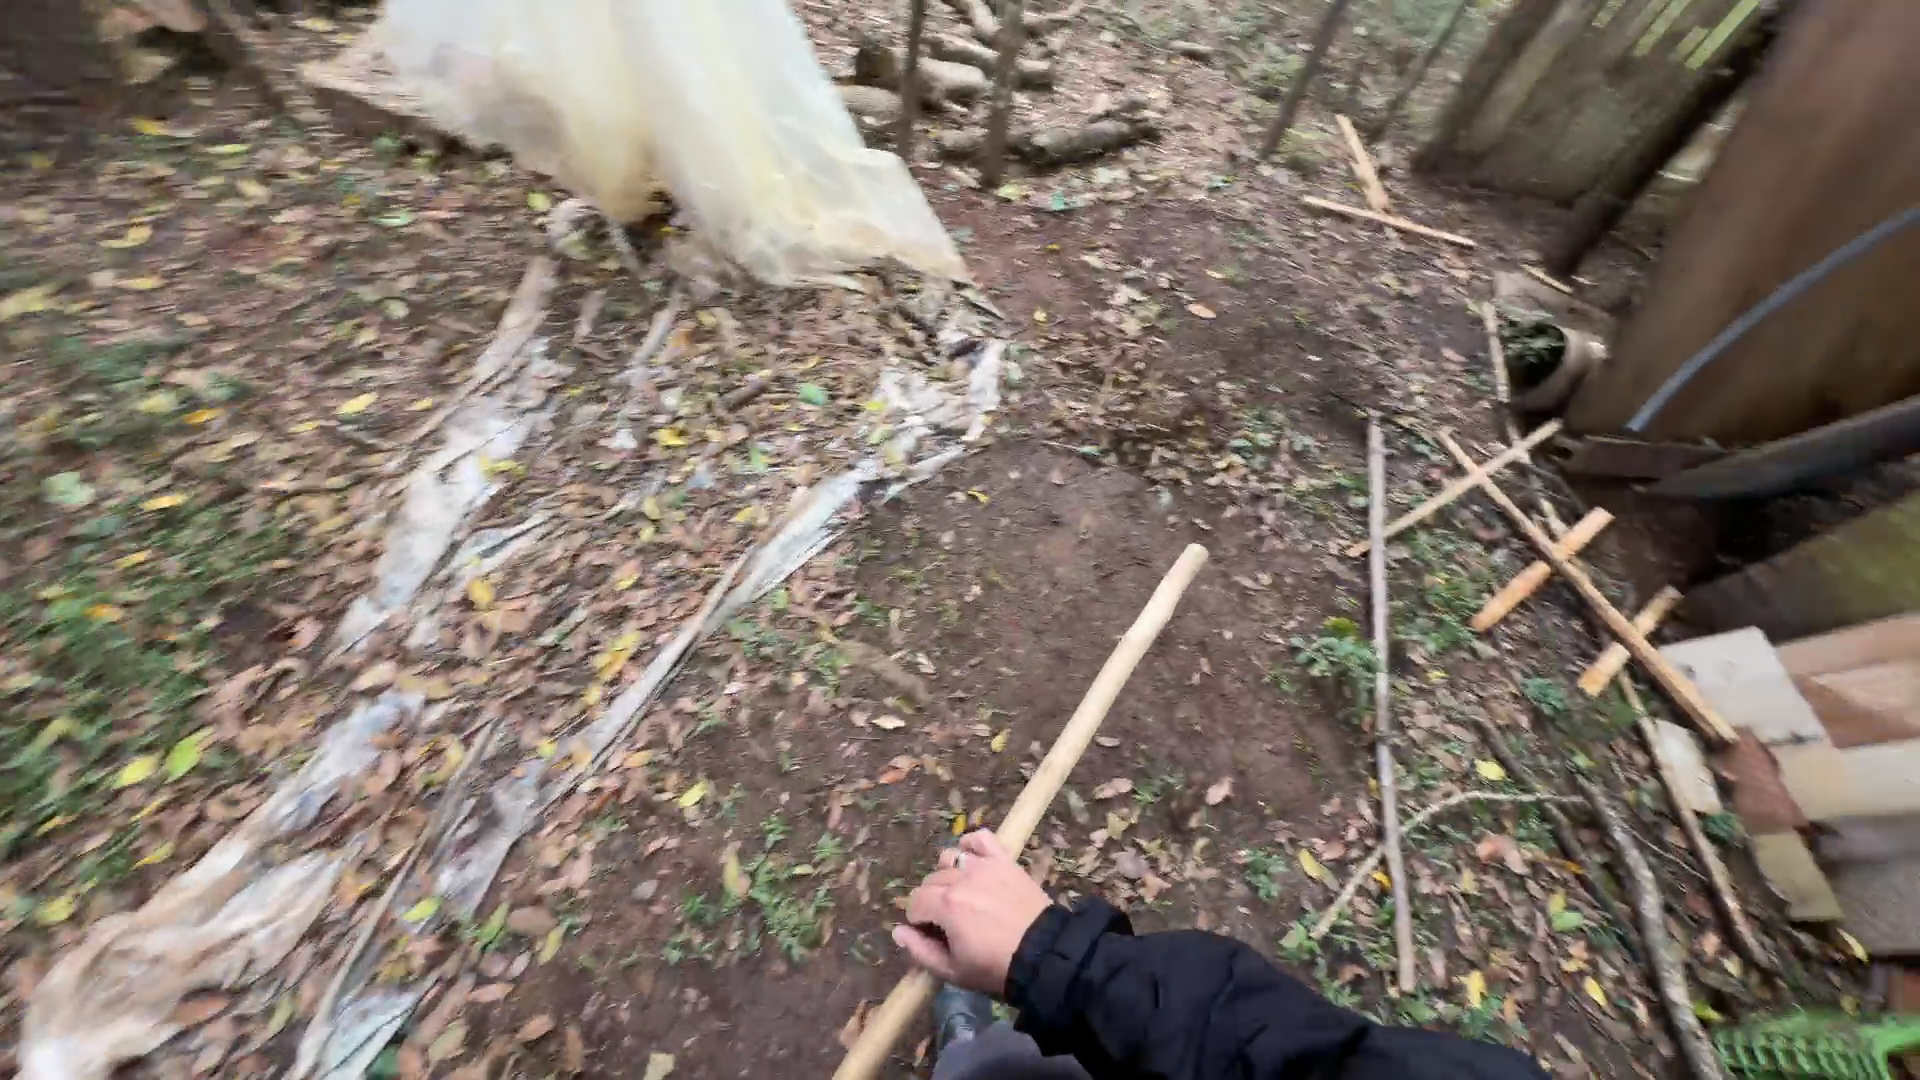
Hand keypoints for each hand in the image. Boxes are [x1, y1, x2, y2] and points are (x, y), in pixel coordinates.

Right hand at [893, 830, 1052, 996]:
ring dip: (948, 875)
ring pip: (950, 858)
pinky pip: (980, 838)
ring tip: (961, 893)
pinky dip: (971, 845)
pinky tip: (971, 861)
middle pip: (931, 881)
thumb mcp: (953, 971)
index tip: (933, 934)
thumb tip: (897, 932)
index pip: (915, 901)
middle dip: (933, 901)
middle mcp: (960, 878)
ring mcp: (983, 865)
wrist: (1042, 954)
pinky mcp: (1003, 859)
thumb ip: (920, 951)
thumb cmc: (995, 967)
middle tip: (950, 922)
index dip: (919, 920)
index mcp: (945, 905)